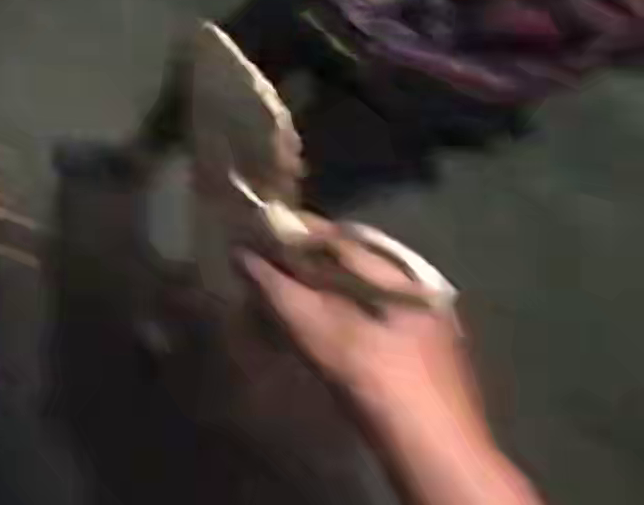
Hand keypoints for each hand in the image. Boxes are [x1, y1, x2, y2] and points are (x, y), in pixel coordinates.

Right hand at [242, 240, 482, 431]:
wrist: (428, 442)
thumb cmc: (362, 367)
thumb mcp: (301, 316)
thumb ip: (265, 276)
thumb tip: (238, 250)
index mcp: (394, 272)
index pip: (331, 233)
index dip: (287, 228)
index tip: (253, 230)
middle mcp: (418, 285)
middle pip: (348, 256)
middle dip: (304, 254)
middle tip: (267, 260)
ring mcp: (431, 317)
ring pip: (362, 280)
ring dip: (322, 278)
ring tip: (287, 287)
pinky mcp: (429, 343)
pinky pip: (375, 303)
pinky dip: (342, 299)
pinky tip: (320, 314)